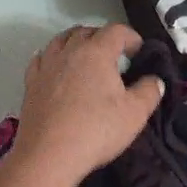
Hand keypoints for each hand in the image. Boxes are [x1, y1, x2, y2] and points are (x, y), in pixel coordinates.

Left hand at [12, 24, 163, 184]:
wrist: (48, 155)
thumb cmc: (96, 130)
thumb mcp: (135, 113)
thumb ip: (149, 91)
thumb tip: (155, 80)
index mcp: (96, 52)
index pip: (116, 31)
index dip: (131, 37)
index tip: (139, 52)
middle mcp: (69, 52)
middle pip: (86, 31)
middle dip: (103, 37)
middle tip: (115, 55)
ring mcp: (46, 66)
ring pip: (60, 40)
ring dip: (76, 42)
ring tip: (85, 56)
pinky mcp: (30, 83)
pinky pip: (41, 59)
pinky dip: (52, 57)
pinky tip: (55, 67)